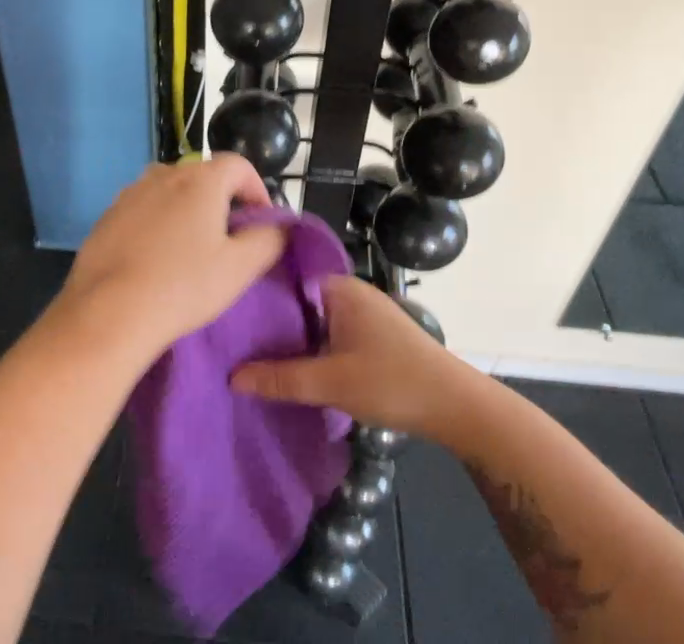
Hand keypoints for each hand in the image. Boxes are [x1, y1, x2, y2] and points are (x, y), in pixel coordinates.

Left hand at [49, 154, 287, 359]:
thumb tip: (279, 225)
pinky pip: (143, 211)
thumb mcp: (241, 267)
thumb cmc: (184, 285)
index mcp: (200, 180)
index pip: (239, 165)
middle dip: (222, 201)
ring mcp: (129, 194)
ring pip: (170, 192)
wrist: (109, 312)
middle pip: (203, 176)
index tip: (261, 223)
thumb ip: (269, 238)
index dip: (257, 190)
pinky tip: (156, 260)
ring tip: (192, 251)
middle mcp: (163, 175)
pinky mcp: (107, 217)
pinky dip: (157, 225)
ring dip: (187, 212)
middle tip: (229, 240)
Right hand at [231, 275, 476, 437]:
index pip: (288, 275)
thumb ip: (280, 379)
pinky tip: (290, 370)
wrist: (457, 407)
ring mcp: (365, 317)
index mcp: (341, 289)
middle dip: (270, 321)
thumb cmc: (392, 382)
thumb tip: (232, 377)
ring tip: (250, 355)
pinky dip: (311, 350)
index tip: (226, 306)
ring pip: (315, 323)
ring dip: (292, 340)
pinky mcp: (374, 340)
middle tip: (230, 338)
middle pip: (299, 301)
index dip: (257, 290)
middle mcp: (353, 295)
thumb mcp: (330, 383)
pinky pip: (330, 336)